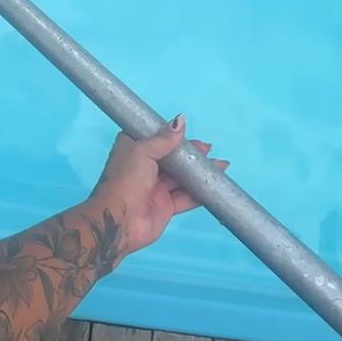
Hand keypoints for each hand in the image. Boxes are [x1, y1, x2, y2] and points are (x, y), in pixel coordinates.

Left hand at [86, 115, 228, 254]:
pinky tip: (216, 185)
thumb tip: (181, 120)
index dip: (168, 134)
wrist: (121, 220)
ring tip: (220, 165)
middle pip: (170, 158)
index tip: (186, 131)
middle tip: (208, 149)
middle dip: (189, 153)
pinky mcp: (166, 206)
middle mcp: (142, 167)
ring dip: (199, 172)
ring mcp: (154, 188)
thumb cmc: (127, 179)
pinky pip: (186, 197)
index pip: (151, 138)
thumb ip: (164, 139)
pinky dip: (201, 192)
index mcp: (131, 150)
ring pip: (181, 177)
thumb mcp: (143, 152)